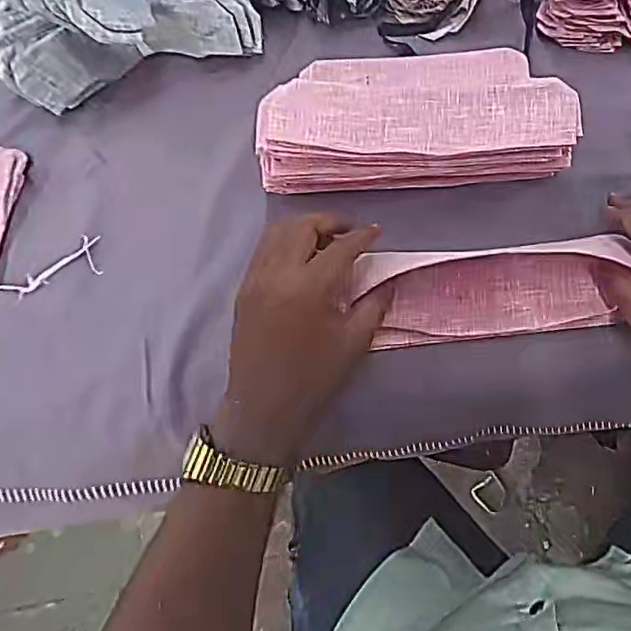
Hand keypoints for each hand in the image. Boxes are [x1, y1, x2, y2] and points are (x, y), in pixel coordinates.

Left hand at [214, 215, 390, 466]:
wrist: (264, 407)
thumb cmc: (314, 377)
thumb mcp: (354, 342)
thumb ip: (374, 304)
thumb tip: (387, 280)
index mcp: (309, 288)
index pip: (339, 248)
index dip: (362, 237)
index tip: (377, 232)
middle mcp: (278, 275)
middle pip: (302, 228)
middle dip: (329, 223)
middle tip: (350, 232)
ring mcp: (255, 280)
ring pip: (277, 233)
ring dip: (304, 229)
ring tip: (325, 242)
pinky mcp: (244, 290)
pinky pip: (263, 251)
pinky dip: (284, 243)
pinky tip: (301, 259)